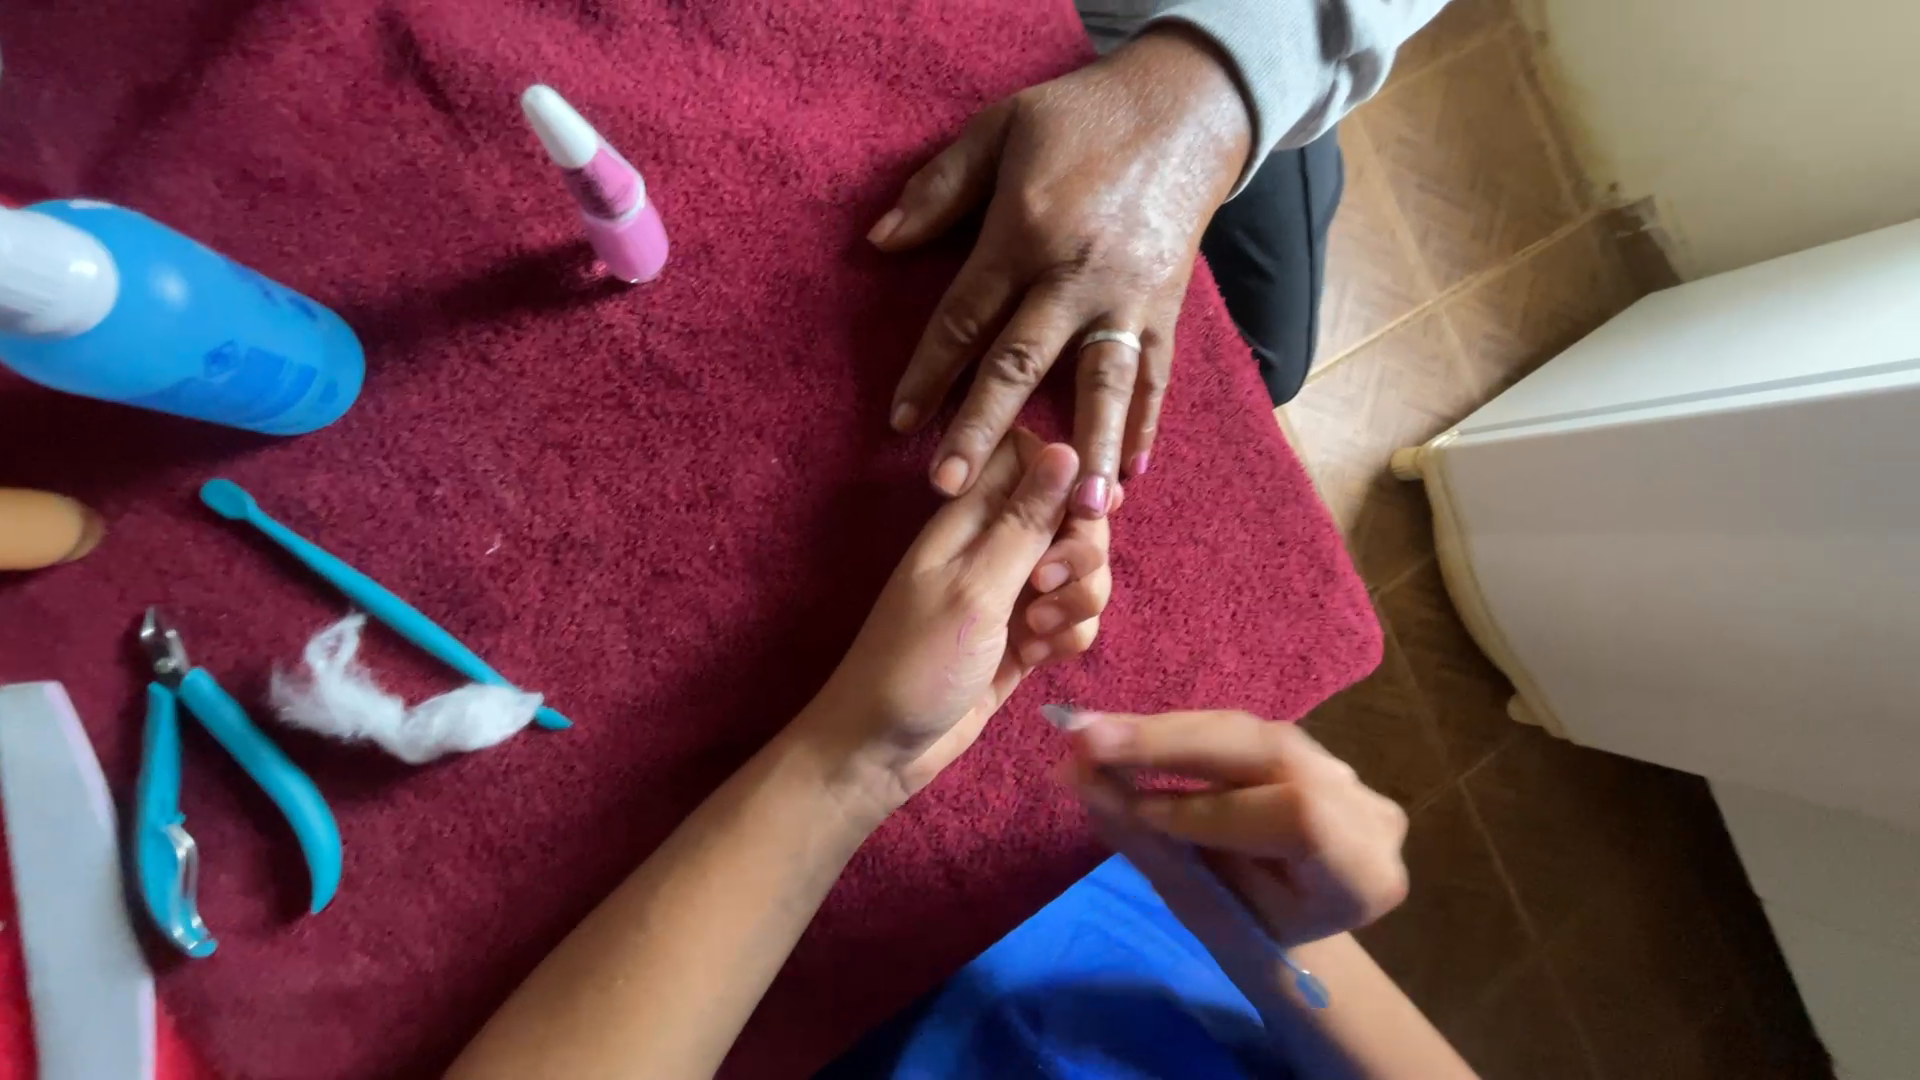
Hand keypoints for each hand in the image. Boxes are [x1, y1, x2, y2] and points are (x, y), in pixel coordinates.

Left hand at [799, 430, 1112, 808]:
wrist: (886, 746)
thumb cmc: (918, 661)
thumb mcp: (976, 587)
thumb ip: (1026, 522)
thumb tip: (1068, 449)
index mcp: (971, 517)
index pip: (1033, 458)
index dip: (1066, 479)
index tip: (1084, 513)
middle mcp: (997, 545)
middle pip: (1072, 515)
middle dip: (1081, 551)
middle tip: (1047, 586)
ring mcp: (1014, 591)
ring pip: (1081, 570)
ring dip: (1077, 600)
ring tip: (1034, 631)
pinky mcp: (1028, 634)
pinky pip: (1074, 617)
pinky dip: (1067, 635)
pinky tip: (1036, 658)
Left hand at [870, 27, 1250, 517]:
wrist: (1186, 107)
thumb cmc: (1082, 119)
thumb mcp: (999, 128)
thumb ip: (938, 188)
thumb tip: (879, 241)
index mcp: (1025, 232)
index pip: (963, 317)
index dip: (927, 372)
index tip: (901, 425)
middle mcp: (1075, 276)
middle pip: (1020, 365)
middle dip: (984, 431)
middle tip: (952, 491)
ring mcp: (1128, 300)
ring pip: (1101, 384)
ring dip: (1085, 449)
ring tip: (1076, 511)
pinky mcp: (1168, 312)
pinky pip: (1155, 378)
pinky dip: (1143, 426)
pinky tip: (1131, 473)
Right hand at [1066, 711, 1408, 950]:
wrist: (1287, 921)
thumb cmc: (1249, 934)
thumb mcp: (1204, 906)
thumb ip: (1148, 841)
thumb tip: (1078, 780)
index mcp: (1362, 869)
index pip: (1294, 818)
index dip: (1211, 809)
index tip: (1133, 809)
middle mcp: (1361, 804)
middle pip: (1262, 750)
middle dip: (1166, 743)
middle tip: (1085, 739)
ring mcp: (1336, 767)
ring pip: (1238, 730)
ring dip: (1158, 732)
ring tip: (1090, 733)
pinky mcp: (1301, 744)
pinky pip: (1229, 729)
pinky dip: (1169, 732)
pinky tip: (1121, 732)